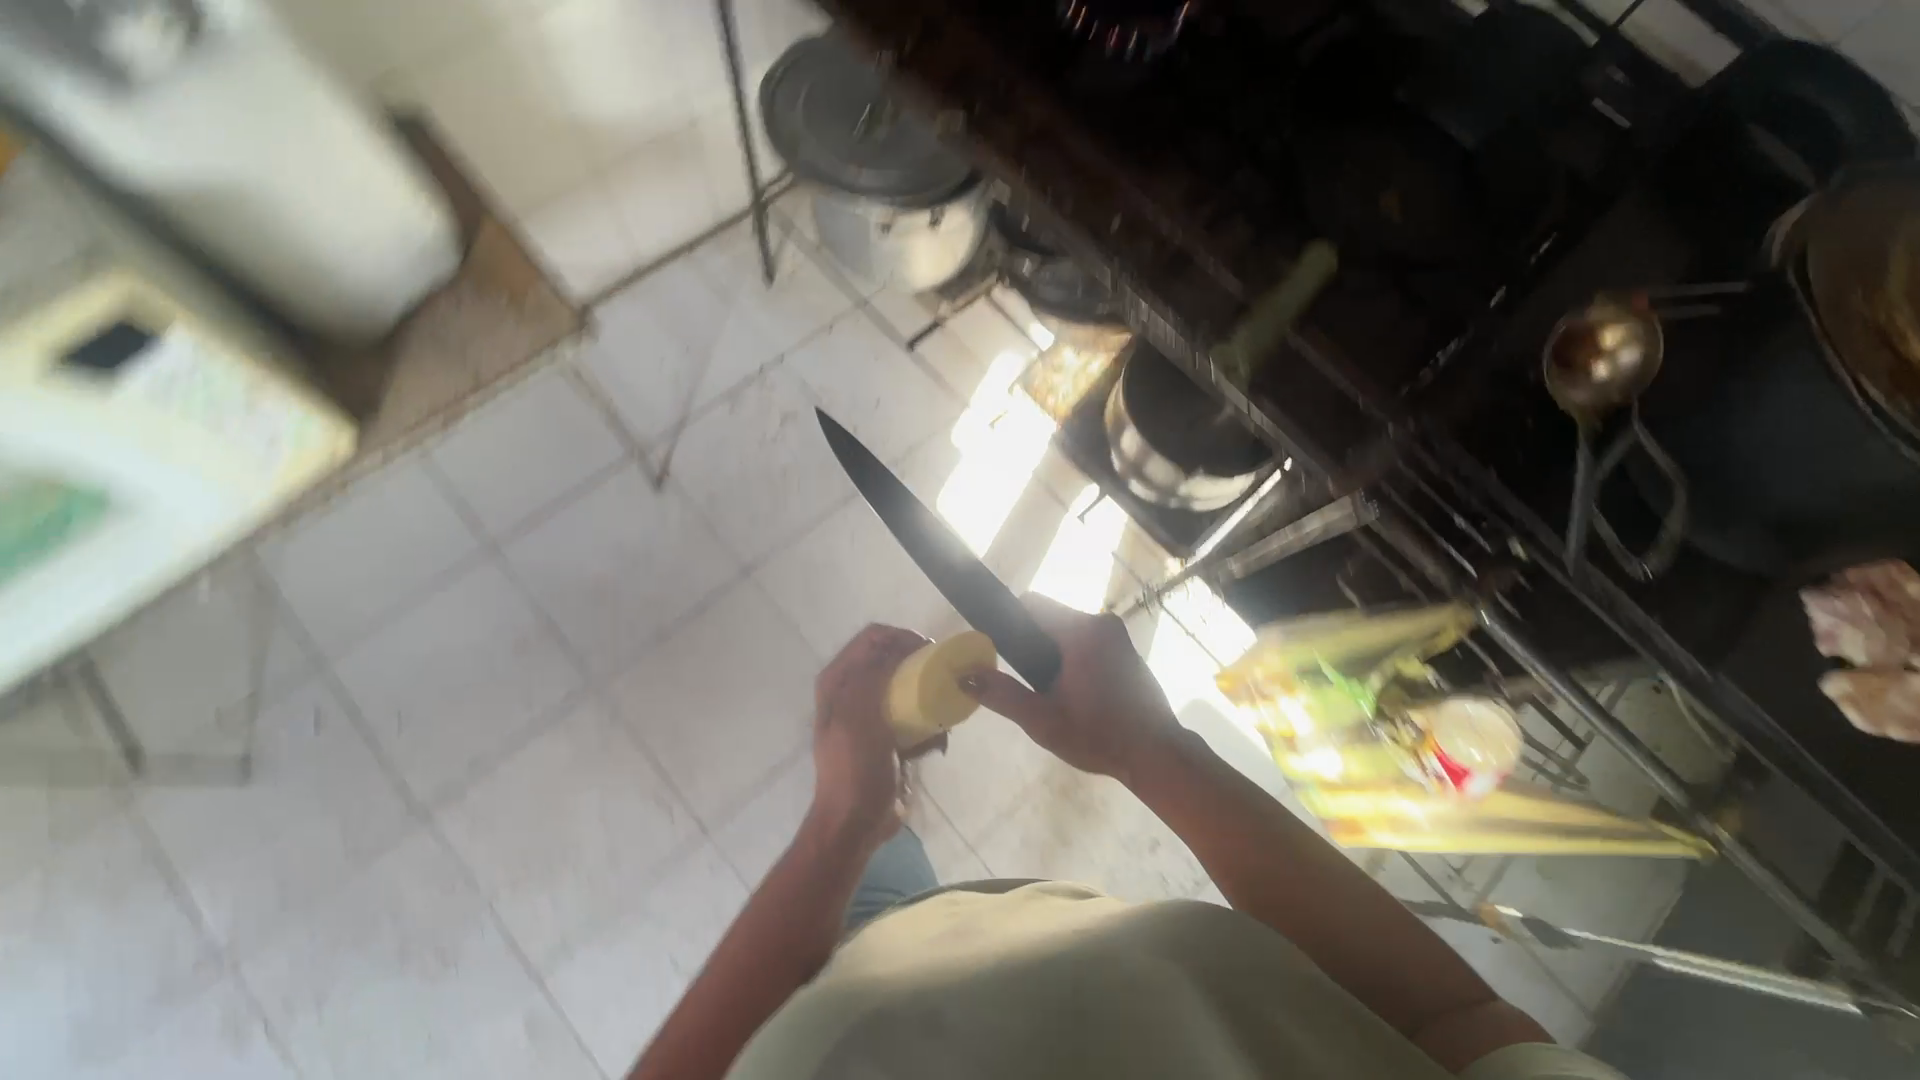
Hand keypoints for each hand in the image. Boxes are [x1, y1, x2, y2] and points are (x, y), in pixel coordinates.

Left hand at [806, 624, 926, 854]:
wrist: (856, 822)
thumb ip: (873, 675)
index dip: (901, 637)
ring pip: (908, 687)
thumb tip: (898, 648)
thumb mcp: (859, 715)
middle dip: (920, 668)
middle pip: (892, 659)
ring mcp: (870, 714)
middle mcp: (852, 690)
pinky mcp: (888, 736)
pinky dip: (929, 725)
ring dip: (928, 699)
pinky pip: (915, 717)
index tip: (928, 652)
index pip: (873, 637)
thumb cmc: (854, 768)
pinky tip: (937, 742)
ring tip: (941, 716)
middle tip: (943, 679)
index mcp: (838, 680)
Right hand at [961, 595, 1179, 781]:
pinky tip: (1068, 691)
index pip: (1031, 604)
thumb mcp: (1043, 721)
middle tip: (1017, 677)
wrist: (1156, 755)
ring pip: (1067, 630)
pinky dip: (1070, 657)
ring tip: (1042, 688)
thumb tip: (964, 675)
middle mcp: (1101, 623)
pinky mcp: (1124, 651)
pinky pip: (1086, 642)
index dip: (1008, 620)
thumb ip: (1001, 695)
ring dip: (1050, 651)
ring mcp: (1117, 636)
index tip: (995, 647)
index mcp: (1081, 631)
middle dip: (1029, 641)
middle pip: (1049, 616)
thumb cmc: (1099, 736)